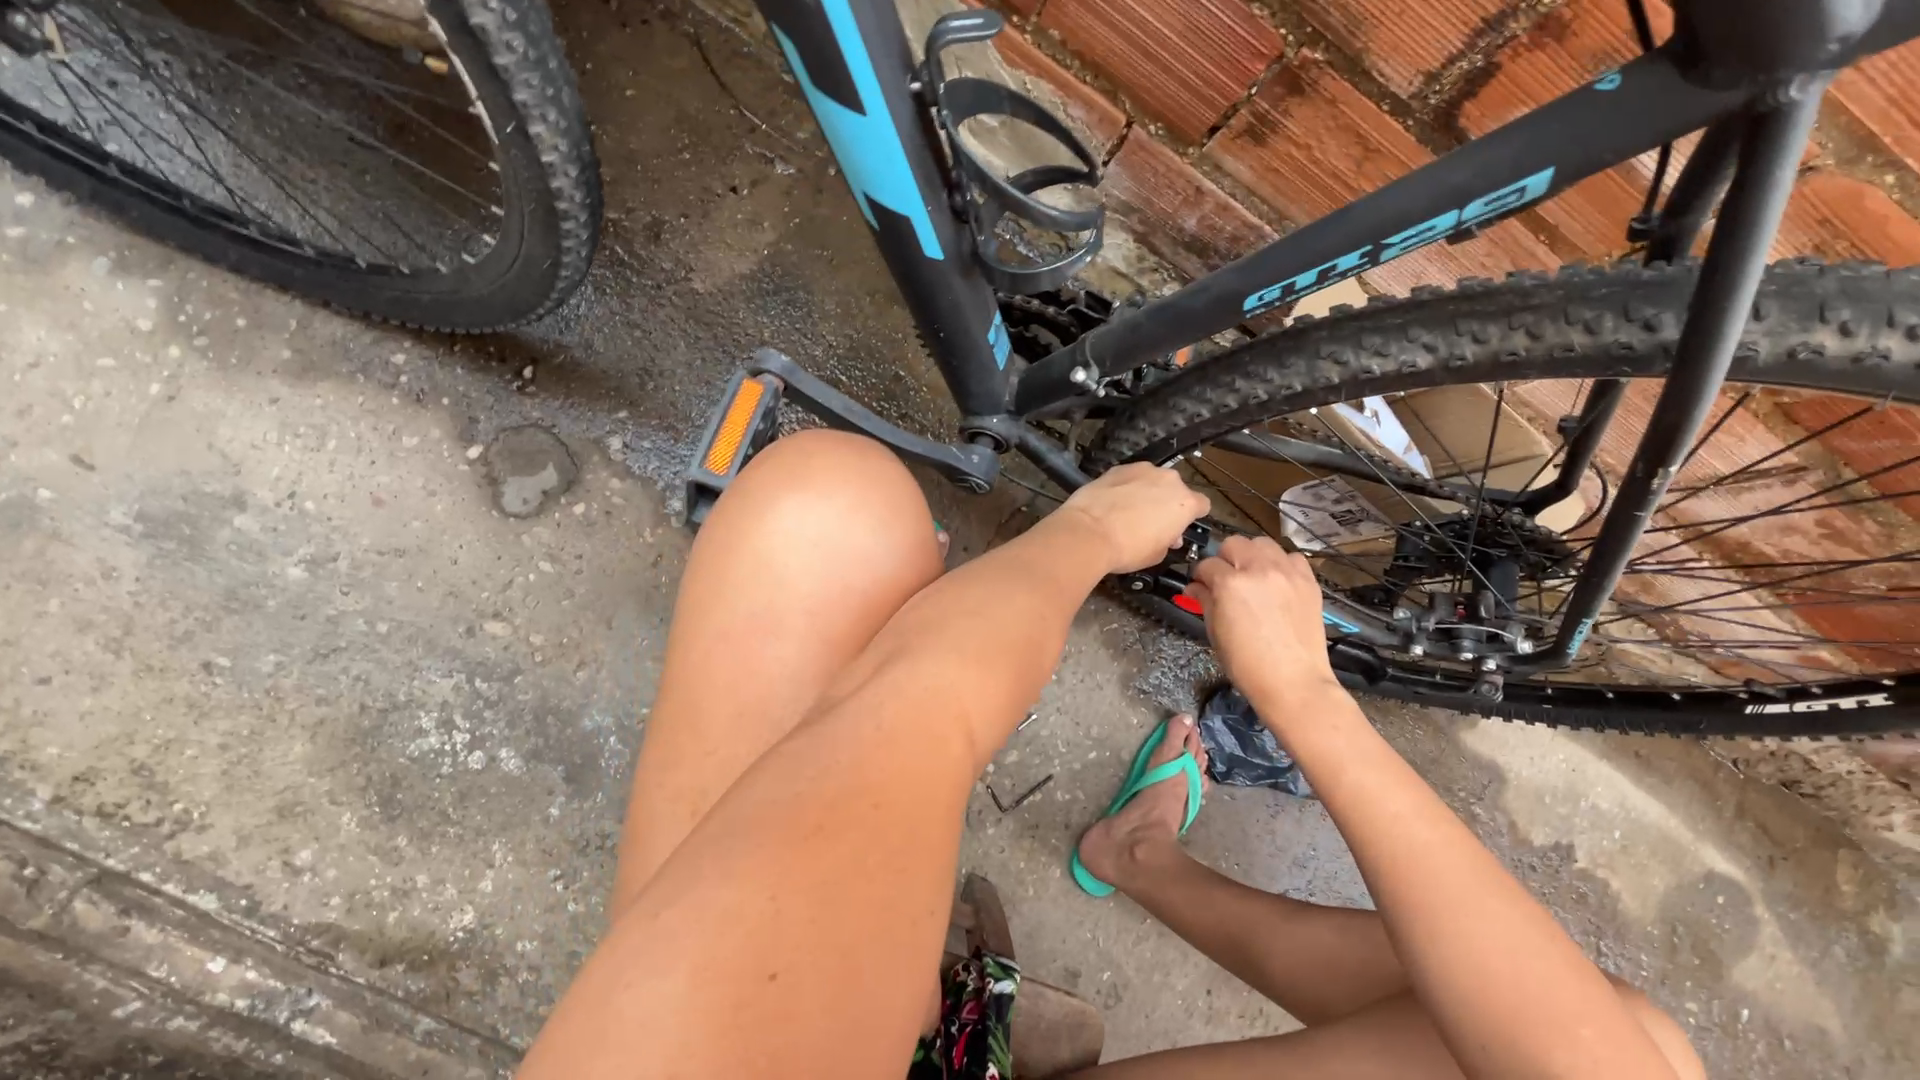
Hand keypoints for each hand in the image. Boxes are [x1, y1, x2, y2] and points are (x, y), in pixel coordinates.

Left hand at [1055, 463, 1210, 573]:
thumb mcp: (1157, 554)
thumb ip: (1169, 540)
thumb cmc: (1128, 548)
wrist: (1089, 532)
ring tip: (1128, 512)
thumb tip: (1169, 535)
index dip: (1192, 517)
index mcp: (1185, 502)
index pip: (1202, 505)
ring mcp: (1142, 470)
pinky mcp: (1118, 468)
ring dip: (1146, 492)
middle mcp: (1168, 480)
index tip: (1180, 527)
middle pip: (1176, 490)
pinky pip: (1130, 477)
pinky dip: (1125, 487)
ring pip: (1152, 481)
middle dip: (1167, 504)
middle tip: (1151, 523)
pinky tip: (1112, 503)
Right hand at [1187, 535, 1341, 711]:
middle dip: (1225, 559)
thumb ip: (1205, 601)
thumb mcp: (1215, 632)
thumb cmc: (1247, 664)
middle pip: (1234, 543)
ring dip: (1253, 555)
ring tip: (1253, 576)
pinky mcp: (1308, 581)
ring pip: (1263, 543)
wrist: (1292, 681)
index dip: (1200, 576)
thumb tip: (1196, 587)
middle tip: (1226, 580)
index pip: (1207, 565)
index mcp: (1230, 584)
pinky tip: (1277, 582)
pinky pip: (1291, 557)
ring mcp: (1287, 573)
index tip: (1201, 587)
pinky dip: (1281, 564)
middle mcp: (1259, 569)